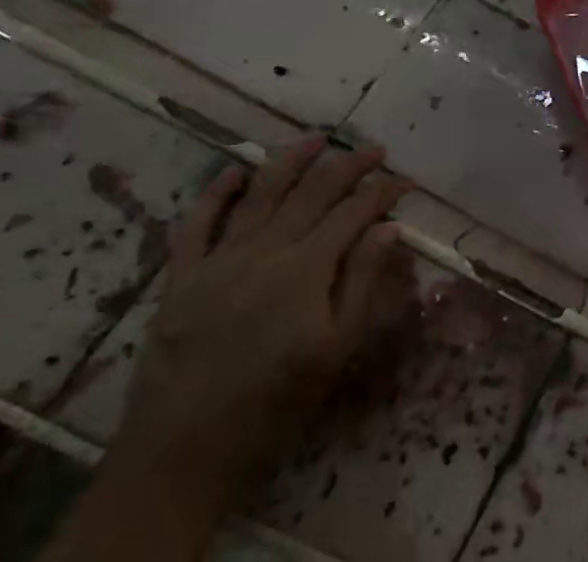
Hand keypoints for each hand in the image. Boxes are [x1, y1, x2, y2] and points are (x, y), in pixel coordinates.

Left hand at [108, 135, 412, 515]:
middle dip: (347, 167)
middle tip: (374, 149)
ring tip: (316, 138)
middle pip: (311, 195)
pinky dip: (216, 192)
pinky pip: (197, 224)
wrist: (186, 447)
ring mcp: (217, 261)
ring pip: (259, 195)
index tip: (405, 181)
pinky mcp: (182, 277)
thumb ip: (363, 280)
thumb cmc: (277, 398)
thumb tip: (388, 228)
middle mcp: (262, 252)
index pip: (352, 214)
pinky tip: (236, 170)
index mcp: (305, 270)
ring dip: (290, 162)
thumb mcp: (338, 346)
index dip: (382, 193)